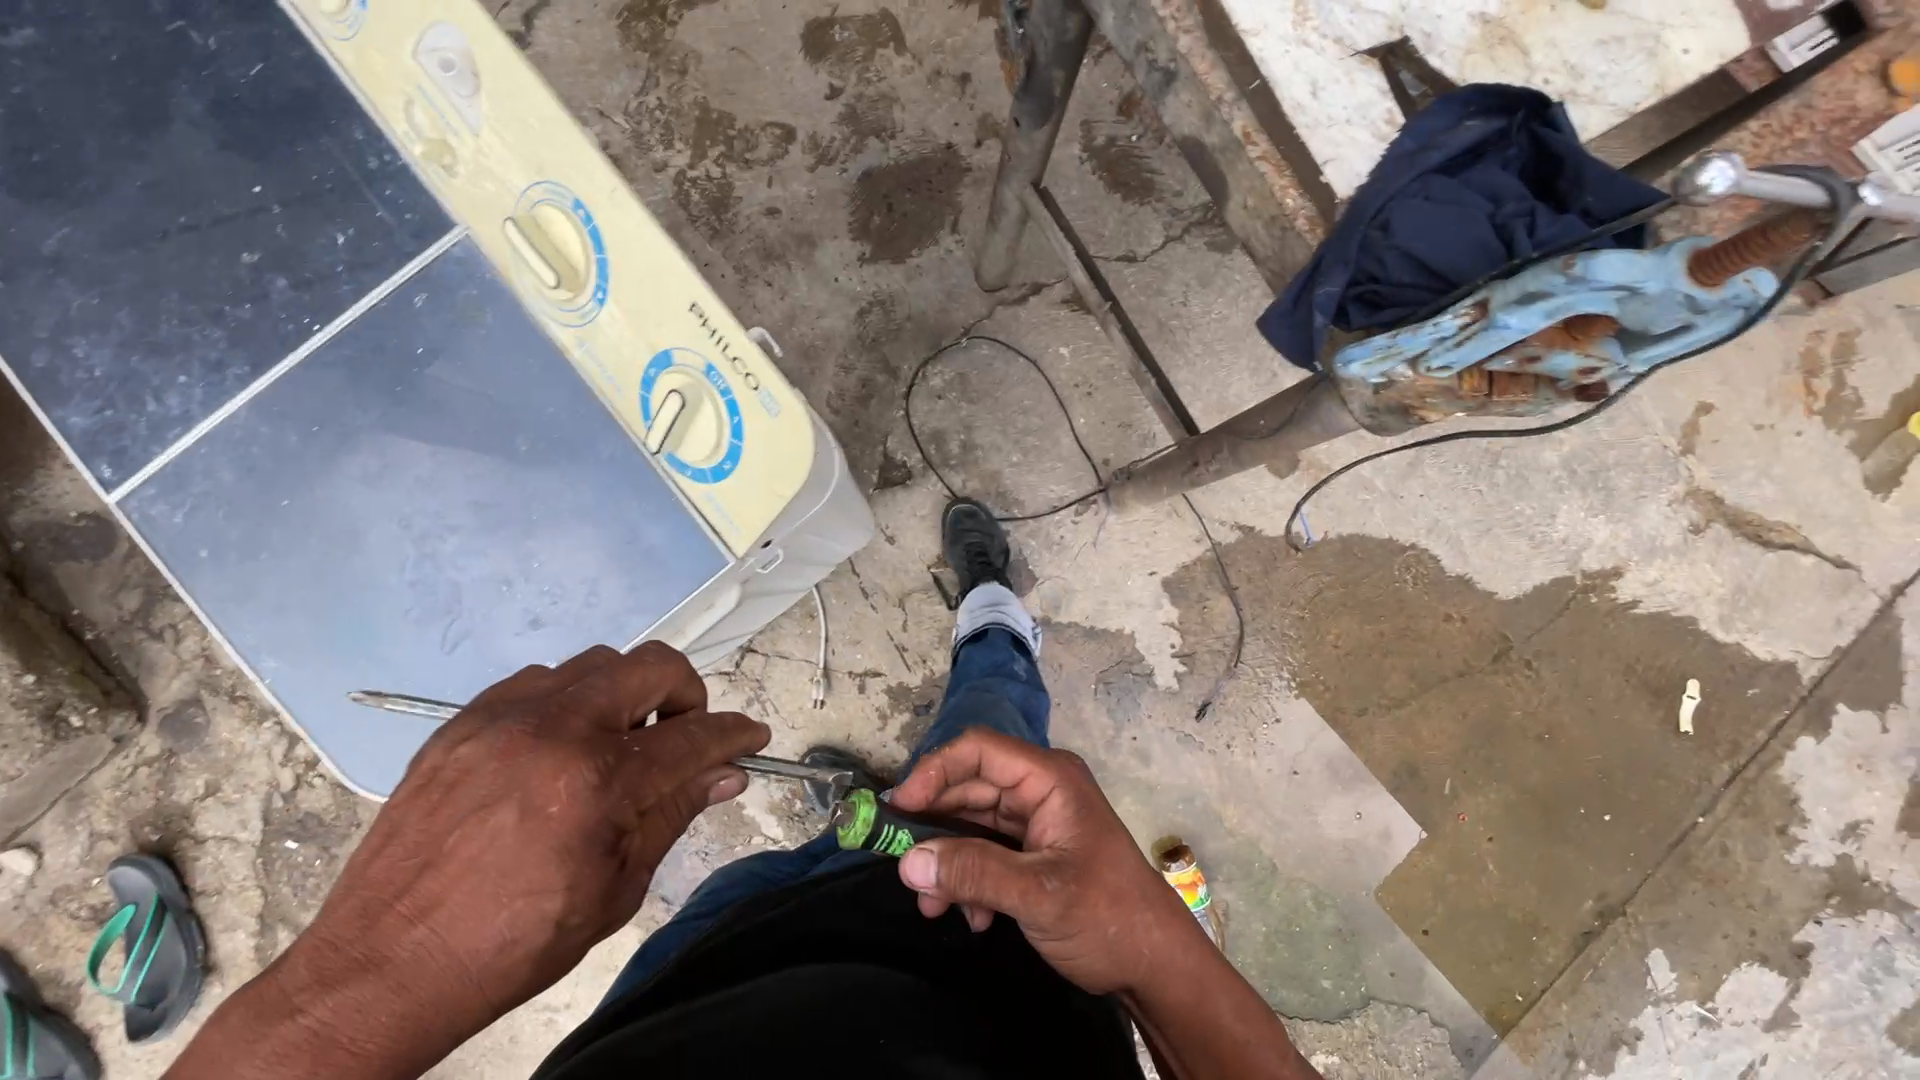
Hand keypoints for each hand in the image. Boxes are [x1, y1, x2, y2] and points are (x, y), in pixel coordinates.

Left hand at [181, 643, 768, 1079]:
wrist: (384, 967)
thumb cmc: (515, 944)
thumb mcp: (615, 889)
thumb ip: (674, 815)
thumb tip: (725, 774)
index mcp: (599, 783)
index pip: (695, 735)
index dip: (736, 734)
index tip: (753, 737)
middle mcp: (555, 729)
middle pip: (653, 665)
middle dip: (687, 693)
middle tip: (683, 734)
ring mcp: (502, 717)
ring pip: (596, 662)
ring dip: (625, 694)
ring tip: (617, 744)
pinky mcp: (462, 722)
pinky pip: (538, 680)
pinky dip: (569, 700)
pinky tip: (559, 746)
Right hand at [888, 729, 1204, 994]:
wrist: (1155, 966)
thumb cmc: (1108, 917)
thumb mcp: (1039, 895)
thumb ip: (974, 874)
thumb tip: (907, 863)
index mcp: (1049, 779)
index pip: (978, 750)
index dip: (934, 771)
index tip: (898, 808)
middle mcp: (1038, 790)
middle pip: (968, 788)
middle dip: (933, 827)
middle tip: (900, 863)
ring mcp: (1035, 821)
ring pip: (970, 824)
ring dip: (947, 862)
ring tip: (932, 906)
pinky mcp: (1030, 852)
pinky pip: (983, 852)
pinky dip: (967, 880)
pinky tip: (971, 918)